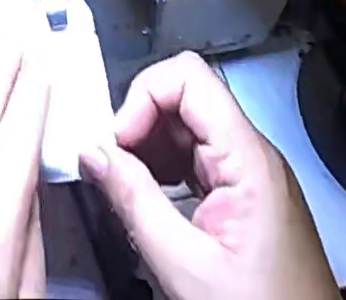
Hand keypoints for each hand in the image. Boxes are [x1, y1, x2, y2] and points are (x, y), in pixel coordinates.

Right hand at [79, 52, 338, 299]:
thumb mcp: (186, 268)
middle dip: (141, 120)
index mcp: (247, 155)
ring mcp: (248, 169)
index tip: (116, 141)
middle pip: (187, 95)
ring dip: (148, 144)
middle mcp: (251, 150)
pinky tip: (146, 195)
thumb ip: (136, 204)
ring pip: (188, 123)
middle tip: (112, 165)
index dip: (145, 96)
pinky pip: (197, 155)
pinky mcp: (242, 190)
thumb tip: (94, 152)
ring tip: (124, 184)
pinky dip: (164, 166)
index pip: (190, 77)